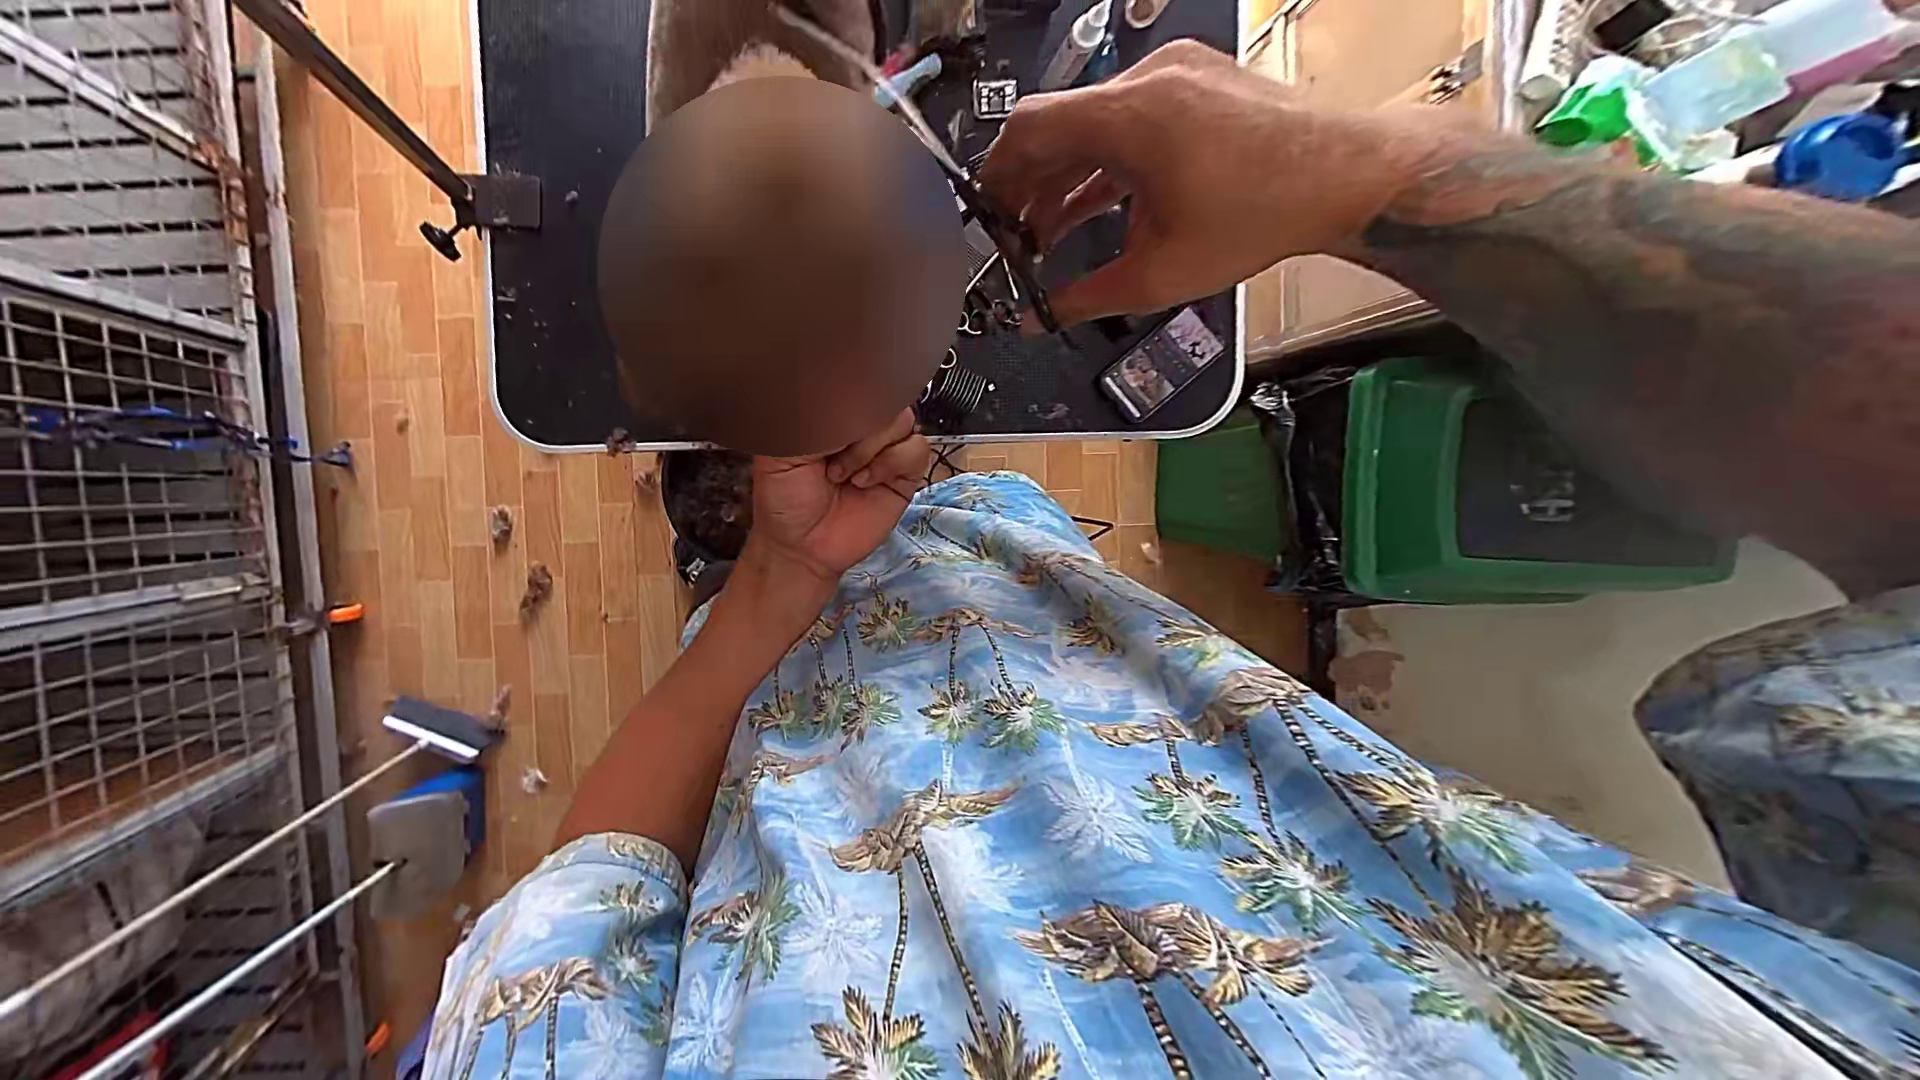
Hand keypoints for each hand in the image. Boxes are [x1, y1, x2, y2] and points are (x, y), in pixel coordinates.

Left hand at [745, 409, 929, 584]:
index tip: (831, 415)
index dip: (851, 392)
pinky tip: (864, 482)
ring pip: (903, 420)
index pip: (856, 380)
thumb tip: (841, 392)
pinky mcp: (904, 474)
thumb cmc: (784, 498)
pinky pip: (916, 449)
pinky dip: (890, 464)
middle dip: (858, 423)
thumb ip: (809, 416)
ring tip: (843, 473)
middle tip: (830, 452)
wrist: (802, 546)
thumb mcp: (781, 449)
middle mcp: (861, 425)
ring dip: (870, 447)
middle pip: (884, 394)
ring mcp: (885, 448)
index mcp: (831, 411)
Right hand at [978, 40, 1448, 326]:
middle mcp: (1146, 80)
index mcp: (1130, 115)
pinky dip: (1099, 166)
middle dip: (1027, 186)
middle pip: (1057, 126)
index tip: (987, 219)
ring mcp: (1173, 77)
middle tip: (1014, 238)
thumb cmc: (1254, 223)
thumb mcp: (1155, 275)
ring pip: (1090, 128)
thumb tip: (1033, 324)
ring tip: (1044, 235)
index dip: (997, 176)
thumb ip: (1082, 300)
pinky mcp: (1192, 87)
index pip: (1029, 127)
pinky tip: (1085, 210)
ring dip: (1062, 180)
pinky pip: (1125, 124)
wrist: (1347, 179)